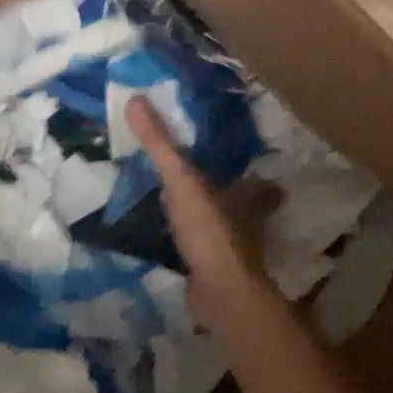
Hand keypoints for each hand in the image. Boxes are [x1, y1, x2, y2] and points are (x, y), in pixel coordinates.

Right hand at [127, 95, 284, 337]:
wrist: (219, 294)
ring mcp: (231, 252)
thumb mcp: (180, 179)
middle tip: (212, 188)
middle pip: (243, 208)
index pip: (257, 183)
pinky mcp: (213, 275)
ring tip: (186, 213)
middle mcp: (244, 223)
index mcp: (244, 197)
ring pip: (224, 232)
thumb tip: (135, 98)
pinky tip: (174, 246)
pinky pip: (203, 255)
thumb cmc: (208, 230)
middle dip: (232, 200)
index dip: (257, 178)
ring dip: (211, 223)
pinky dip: (193, 249)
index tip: (251, 169)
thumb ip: (159, 143)